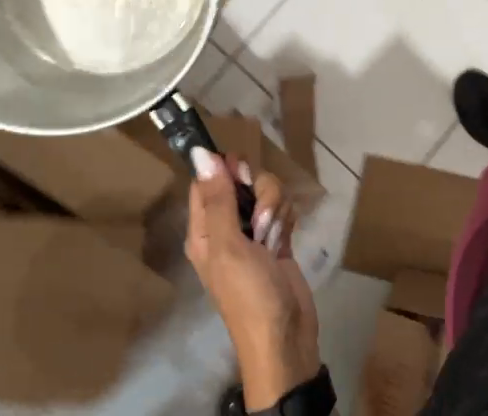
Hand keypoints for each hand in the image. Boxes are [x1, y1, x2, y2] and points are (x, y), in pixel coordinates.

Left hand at [185, 148, 319, 409]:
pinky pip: (283, 209)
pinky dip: (288, 218)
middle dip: (259, 191)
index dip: (225, 171)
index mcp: (203, 230)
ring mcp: (253, 233)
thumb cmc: (248, 293)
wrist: (284, 334)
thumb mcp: (228, 246)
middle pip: (242, 182)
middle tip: (260, 216)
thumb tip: (200, 153)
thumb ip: (218, 199)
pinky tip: (286, 238)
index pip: (207, 182)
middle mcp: (225, 227)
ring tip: (274, 236)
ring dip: (276, 207)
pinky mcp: (277, 238)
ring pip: (266, 193)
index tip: (243, 178)